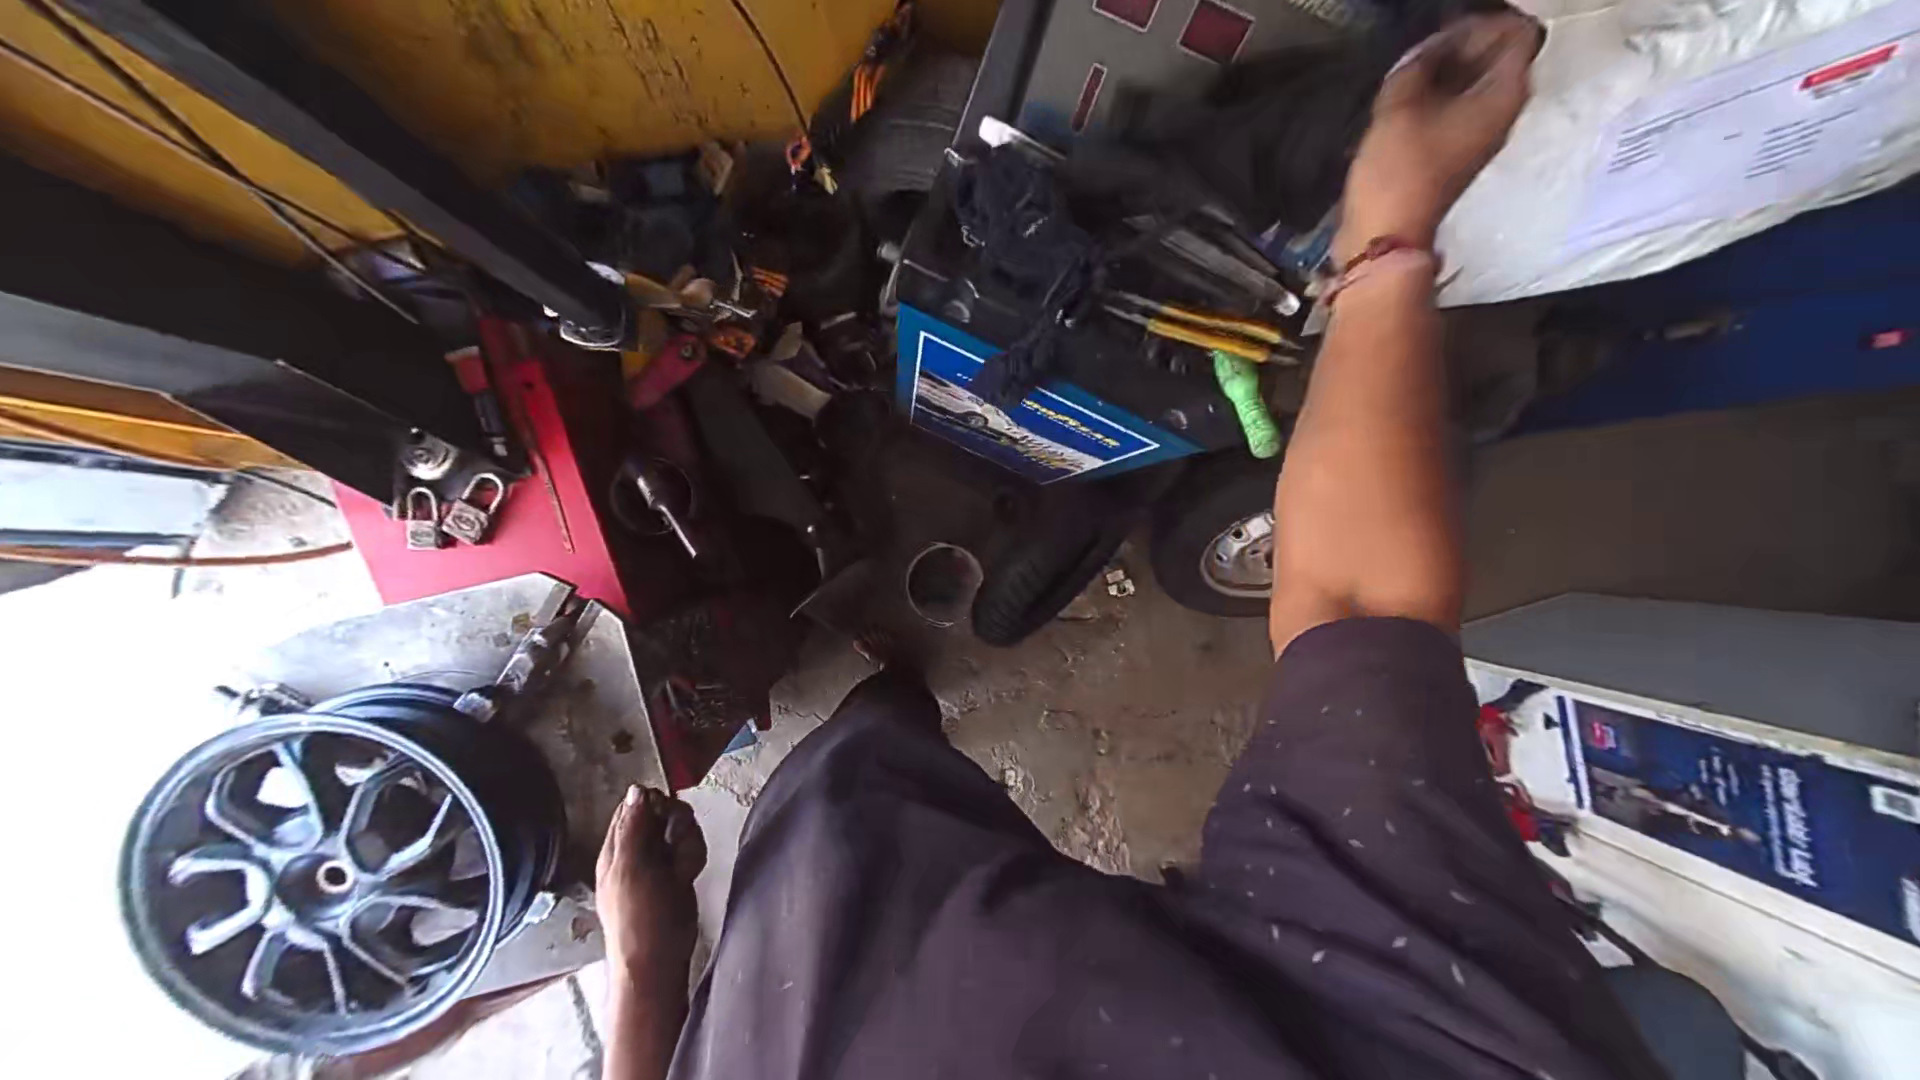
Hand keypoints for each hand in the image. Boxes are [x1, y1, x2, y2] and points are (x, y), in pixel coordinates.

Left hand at [596, 785, 705, 990]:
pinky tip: (687, 875)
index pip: (635, 805)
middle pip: (665, 812)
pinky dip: (693, 858)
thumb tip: (636, 789)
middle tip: (673, 846)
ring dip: (687, 844)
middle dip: (676, 825)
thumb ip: (633, 827)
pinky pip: (693, 847)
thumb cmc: (638, 918)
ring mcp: (660, 859)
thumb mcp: (630, 868)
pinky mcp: (680, 870)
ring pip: (683, 828)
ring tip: (680, 869)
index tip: (664, 815)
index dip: (653, 804)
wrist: (660, 957)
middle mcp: (638, 849)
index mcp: (616, 847)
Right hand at [1335, 13, 1543, 262]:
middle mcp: (1502, 114)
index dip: (1477, 26)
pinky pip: (1450, 117)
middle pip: (1494, 60)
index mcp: (1505, 93)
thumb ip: (1414, 67)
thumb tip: (1423, 54)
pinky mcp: (1450, 161)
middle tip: (1417, 55)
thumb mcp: (1399, 108)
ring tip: (1405, 81)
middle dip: (1459, 50)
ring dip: (1441, 79)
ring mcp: (1477, 141)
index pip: (1514, 32)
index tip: (1435, 37)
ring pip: (1470, 90)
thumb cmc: (1397, 172)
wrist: (1382, 238)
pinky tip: (1401, 110)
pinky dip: (1432, 106)